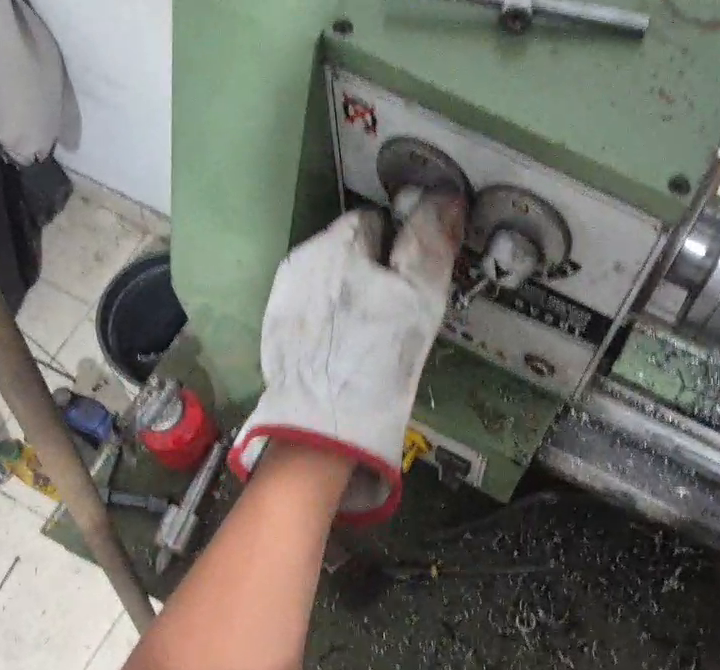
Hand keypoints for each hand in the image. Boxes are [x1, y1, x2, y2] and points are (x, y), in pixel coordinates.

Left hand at [228, 192, 467, 524]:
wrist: (324, 423)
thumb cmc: (379, 356)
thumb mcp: (419, 297)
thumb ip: (430, 243)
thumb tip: (446, 196)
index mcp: (337, 242)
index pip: (375, 221)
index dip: (400, 248)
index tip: (412, 282)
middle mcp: (301, 259)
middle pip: (346, 251)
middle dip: (369, 272)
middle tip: (393, 314)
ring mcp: (282, 296)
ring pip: (325, 282)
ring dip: (345, 297)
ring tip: (366, 338)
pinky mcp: (273, 332)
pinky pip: (308, 313)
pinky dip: (326, 324)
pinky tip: (341, 353)